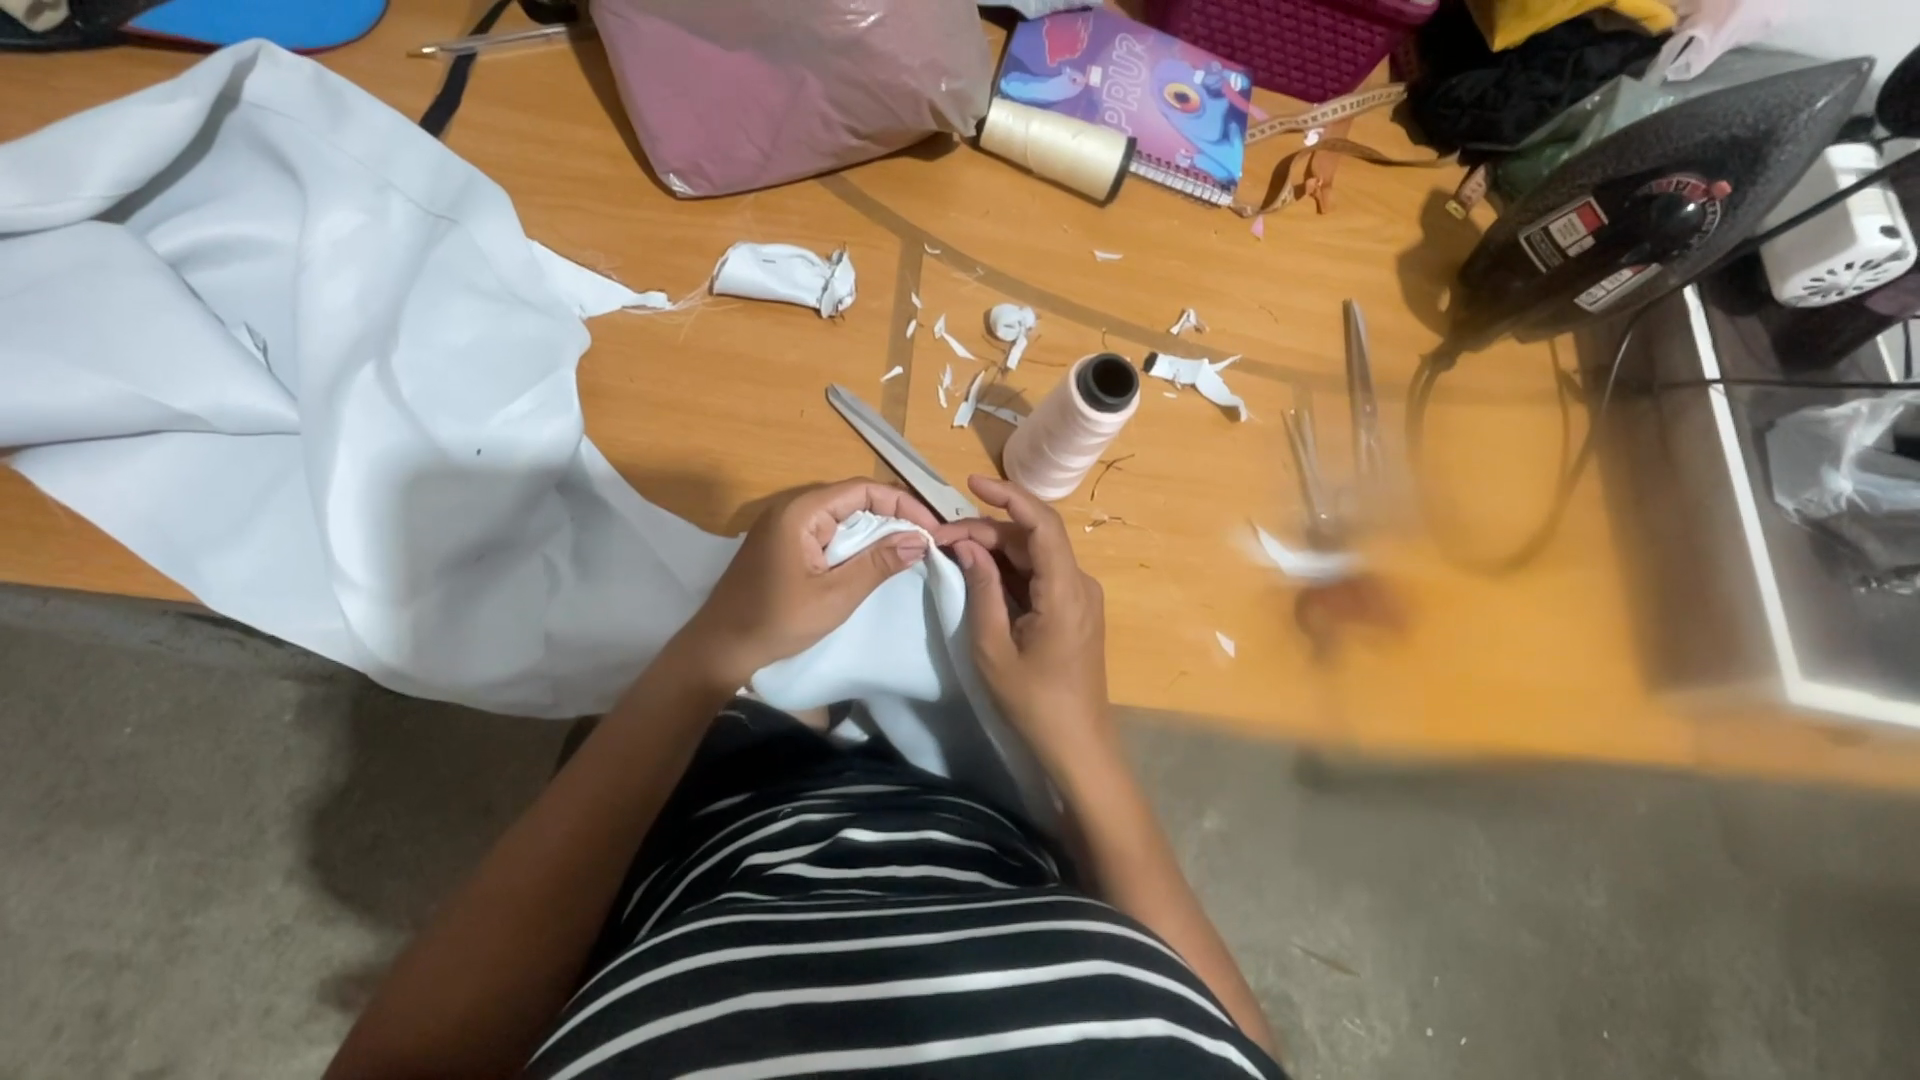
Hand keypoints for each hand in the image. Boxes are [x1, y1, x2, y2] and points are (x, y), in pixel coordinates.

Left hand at [675, 478, 944, 687]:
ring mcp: (785, 527)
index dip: (902, 503)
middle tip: (927, 538)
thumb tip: (920, 540)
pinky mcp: (783, 546)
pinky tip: (875, 560)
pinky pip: (827, 533)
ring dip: (876, 530)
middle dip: (893, 515)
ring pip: (842, 517)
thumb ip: (878, 563)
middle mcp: (792, 509)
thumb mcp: (835, 595)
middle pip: (853, 498)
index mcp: (802, 512)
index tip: (932, 528)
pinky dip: (855, 543)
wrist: (721, 649)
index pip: (863, 489)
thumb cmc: (777, 621)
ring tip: (910, 547)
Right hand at [944, 475, 1111, 762]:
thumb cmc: (1033, 703)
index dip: (1008, 495)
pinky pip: (1040, 578)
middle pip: (1034, 538)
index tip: (970, 484)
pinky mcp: (1073, 613)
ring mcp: (1080, 599)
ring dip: (996, 550)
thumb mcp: (993, 647)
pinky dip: (1009, 572)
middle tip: (942, 539)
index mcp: (1066, 590)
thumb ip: (981, 590)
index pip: (1041, 523)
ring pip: (1035, 556)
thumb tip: (967, 545)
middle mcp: (1079, 585)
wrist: (1077, 747)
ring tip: (952, 553)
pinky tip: (978, 575)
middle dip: (988, 529)